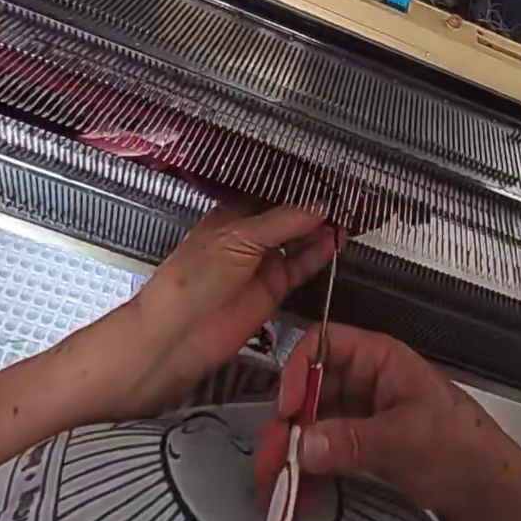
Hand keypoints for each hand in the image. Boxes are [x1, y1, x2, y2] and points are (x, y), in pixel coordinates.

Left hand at [86, 205, 336, 418]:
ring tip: (343, 219)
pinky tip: (332, 242)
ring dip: (318, 232)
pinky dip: (317, 256)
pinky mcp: (270, 291)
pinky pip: (299, 268)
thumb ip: (280, 222)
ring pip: (296, 243)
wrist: (177, 337)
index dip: (294, 192)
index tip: (321, 184)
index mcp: (230, 217)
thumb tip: (314, 207)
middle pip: (286, 220)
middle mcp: (245, 239)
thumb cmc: (189, 282)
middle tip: (340, 200)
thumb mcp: (237, 239)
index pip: (269, 198)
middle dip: (311, 211)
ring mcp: (259, 266)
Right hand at [255, 323, 520, 520]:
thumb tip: (305, 443)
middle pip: (310, 387)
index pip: (323, 344)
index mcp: (377, 358)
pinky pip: (322, 447)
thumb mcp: (406, 438)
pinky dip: (309, 468)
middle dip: (288, 421)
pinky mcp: (356, 440)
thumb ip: (353, 440)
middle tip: (272, 456)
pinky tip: (301, 492)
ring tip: (277, 481)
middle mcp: (361, 379)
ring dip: (291, 449)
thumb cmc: (459, 444)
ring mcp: (358, 410)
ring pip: (311, 420)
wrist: (486, 489)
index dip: (299, 368)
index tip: (287, 406)